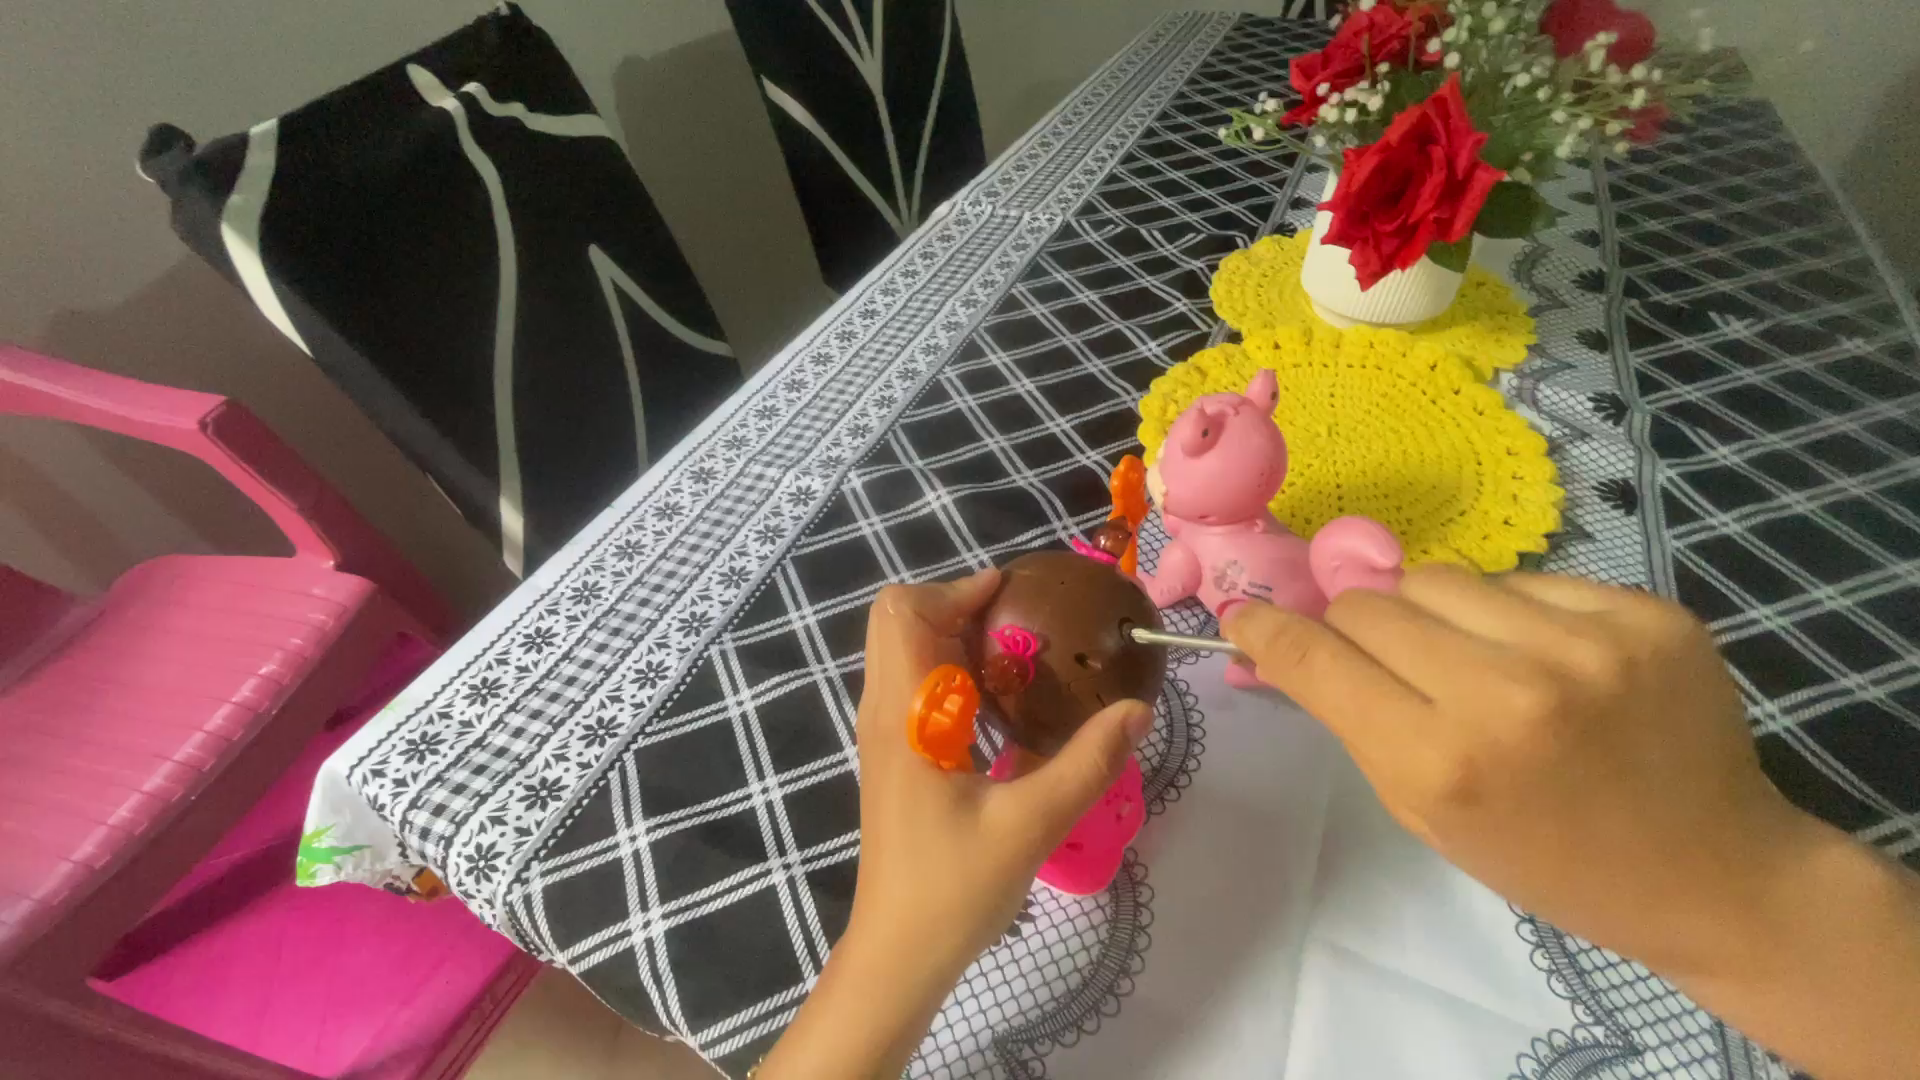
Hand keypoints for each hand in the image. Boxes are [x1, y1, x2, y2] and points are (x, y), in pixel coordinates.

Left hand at [759, 569, 1152, 1078]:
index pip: (901, 612)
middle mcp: (884, 710)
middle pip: (900, 620)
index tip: (1012, 598)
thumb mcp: (1031, 825)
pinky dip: (951, 671)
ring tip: (1020, 657)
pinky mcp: (895, 753)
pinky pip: (914, 684)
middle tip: (1022, 627)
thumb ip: (1087, 763)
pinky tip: (1000, 704)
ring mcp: (884, 732)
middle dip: (957, 607)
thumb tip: (1137, 709)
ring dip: (955, 638)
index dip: (954, 590)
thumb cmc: (953, 890)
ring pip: (906, 651)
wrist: (899, 954)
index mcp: (904, 714)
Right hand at [1222, 565, 1794, 974]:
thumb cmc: (1536, 855)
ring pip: (1435, 577)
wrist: (1711, 871)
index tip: (1244, 616)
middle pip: (1367, 604)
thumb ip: (1342, 714)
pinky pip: (1518, 579)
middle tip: (1384, 661)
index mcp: (1440, 759)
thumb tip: (1268, 642)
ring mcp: (1586, 646)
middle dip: (1353, 628)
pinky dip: (1504, 611)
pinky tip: (1541, 655)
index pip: (1314, 658)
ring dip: (1426, 613)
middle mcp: (1507, 692)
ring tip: (1468, 657)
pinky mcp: (1645, 614)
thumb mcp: (1415, 805)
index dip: (1266, 629)